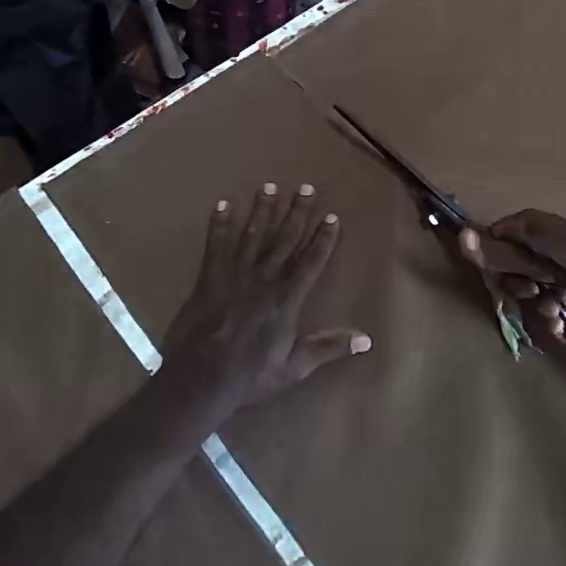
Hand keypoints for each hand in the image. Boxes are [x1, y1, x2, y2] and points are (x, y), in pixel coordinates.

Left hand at [162, 184, 371, 412]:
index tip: (332, 216)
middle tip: (306, 187)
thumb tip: (367, 340)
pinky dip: (219, 224)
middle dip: (297, 212)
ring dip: (263, 210)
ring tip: (269, 186)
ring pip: (254, 235)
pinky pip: (216, 245)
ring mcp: (235, 274)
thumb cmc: (250, 375)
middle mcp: (265, 278)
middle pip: (285, 238)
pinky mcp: (210, 278)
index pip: (311, 261)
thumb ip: (329, 347)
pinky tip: (223, 204)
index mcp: (287, 298)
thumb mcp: (295, 367)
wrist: (199, 380)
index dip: (323, 238)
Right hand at [471, 210, 565, 317]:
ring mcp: (552, 265)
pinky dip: (550, 311)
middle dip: (516, 285)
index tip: (496, 280)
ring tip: (553, 306)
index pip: (493, 240)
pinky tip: (560, 317)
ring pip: (525, 288)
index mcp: (529, 224)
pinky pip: (544, 300)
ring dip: (536, 302)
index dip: (491, 262)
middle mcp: (537, 241)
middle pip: (507, 267)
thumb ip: (501, 247)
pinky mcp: (565, 287)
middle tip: (532, 290)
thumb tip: (461, 234)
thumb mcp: (540, 248)